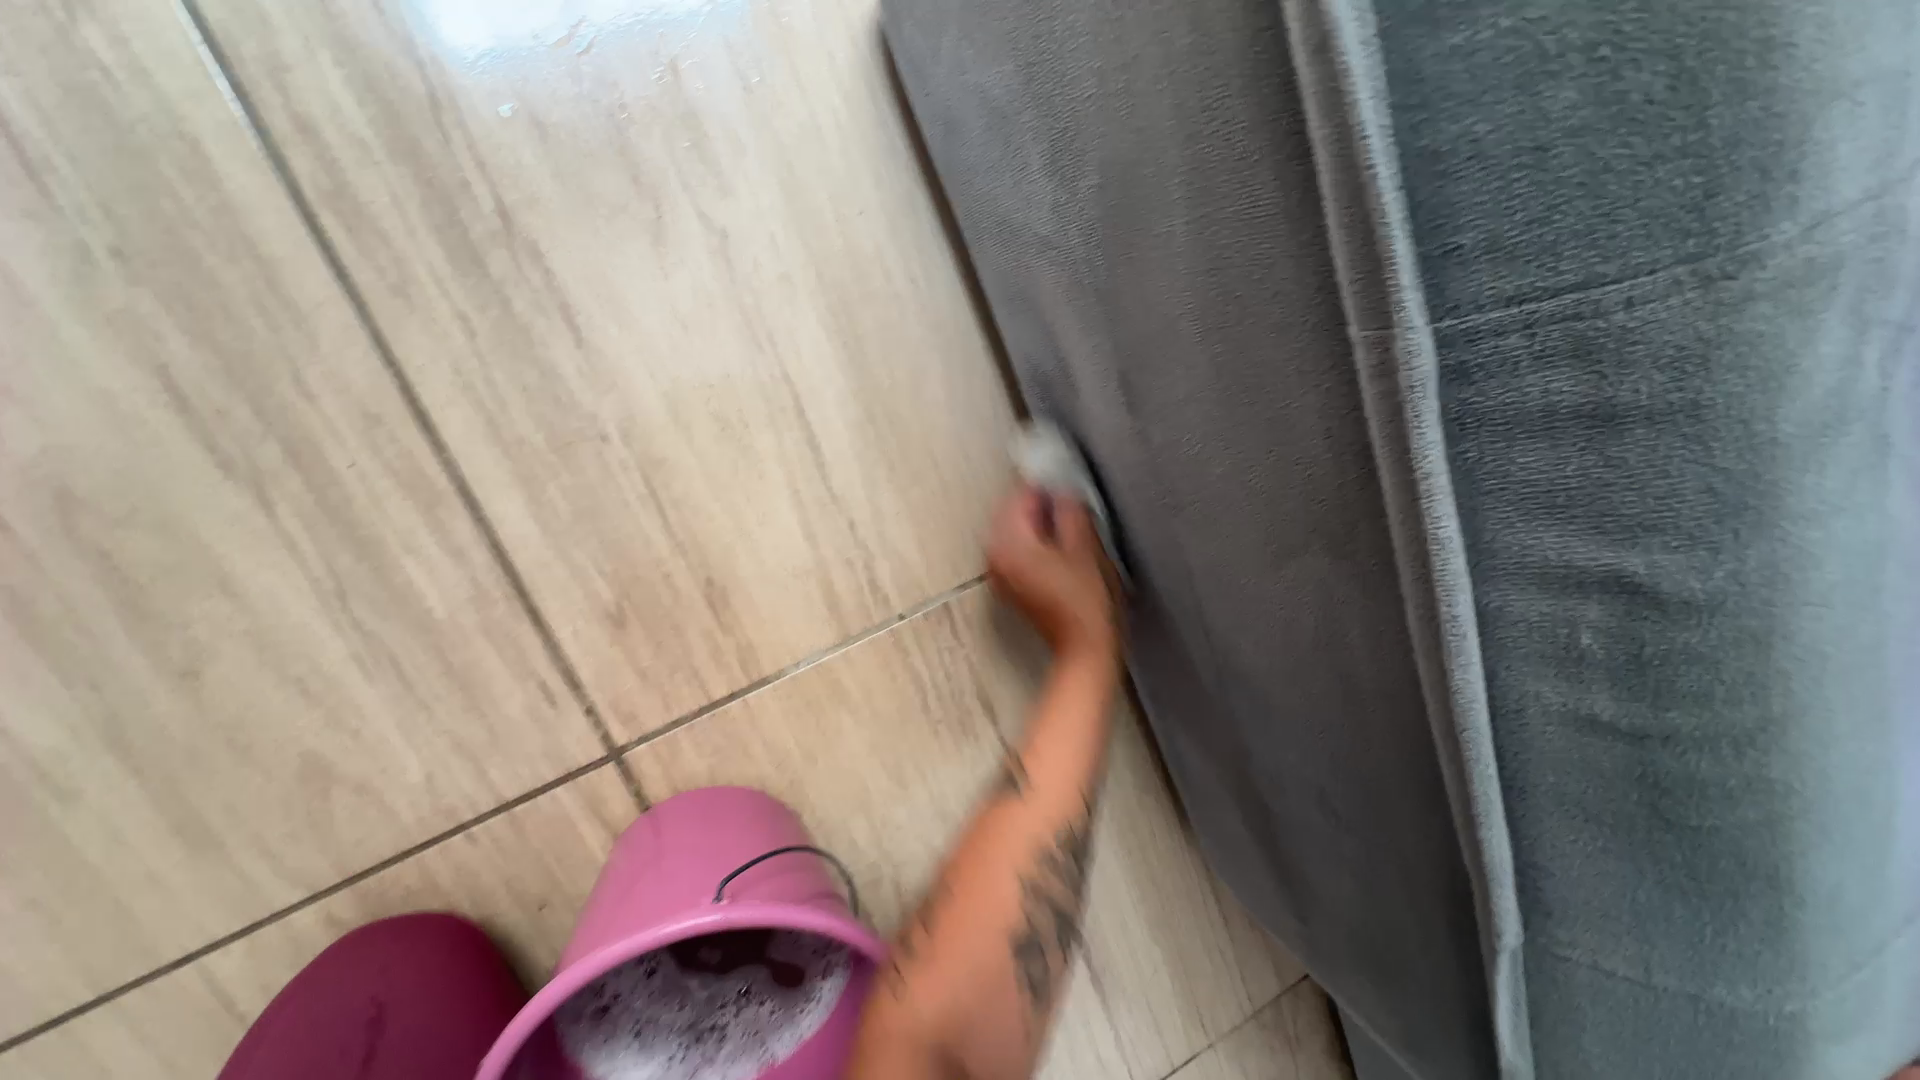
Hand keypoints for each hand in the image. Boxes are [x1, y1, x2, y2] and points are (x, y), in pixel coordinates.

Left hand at [986, 484, 1119, 659]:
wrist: (1084, 646)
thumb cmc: (1086, 601)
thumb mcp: (1084, 545)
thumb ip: (1070, 508)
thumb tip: (1062, 489)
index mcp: (1008, 542)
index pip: (1020, 495)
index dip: (1046, 482)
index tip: (1066, 474)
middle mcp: (994, 555)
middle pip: (1013, 511)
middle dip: (1040, 502)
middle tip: (1071, 499)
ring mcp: (999, 571)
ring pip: (1015, 529)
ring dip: (1038, 520)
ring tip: (1070, 522)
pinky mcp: (1009, 583)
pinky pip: (1017, 548)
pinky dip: (1035, 539)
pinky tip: (1060, 544)